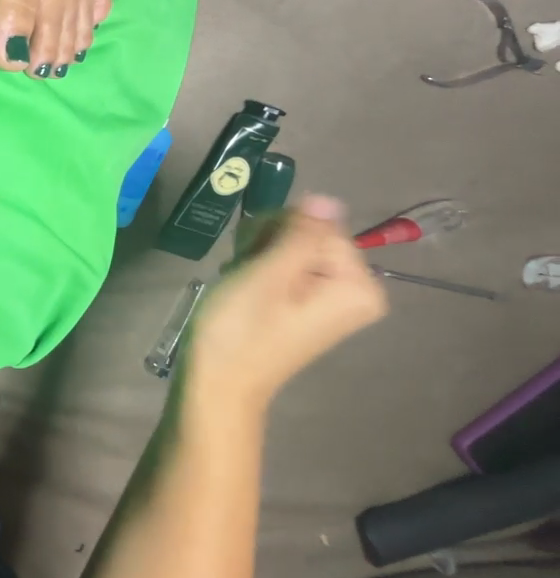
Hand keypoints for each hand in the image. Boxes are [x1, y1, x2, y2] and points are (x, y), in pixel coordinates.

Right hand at [186, 195, 389, 413]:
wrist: (220, 379)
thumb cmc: (241, 327)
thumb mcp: (267, 275)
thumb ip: (299, 236)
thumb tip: (326, 198)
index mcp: (357, 285)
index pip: (319, 225)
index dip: (277, 231)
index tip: (249, 254)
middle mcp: (355, 291)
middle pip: (309, 237)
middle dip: (267, 244)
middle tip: (242, 268)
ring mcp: (332, 300)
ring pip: (292, 250)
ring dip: (257, 257)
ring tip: (240, 281)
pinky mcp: (308, 306)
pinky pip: (287, 269)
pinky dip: (258, 271)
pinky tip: (243, 288)